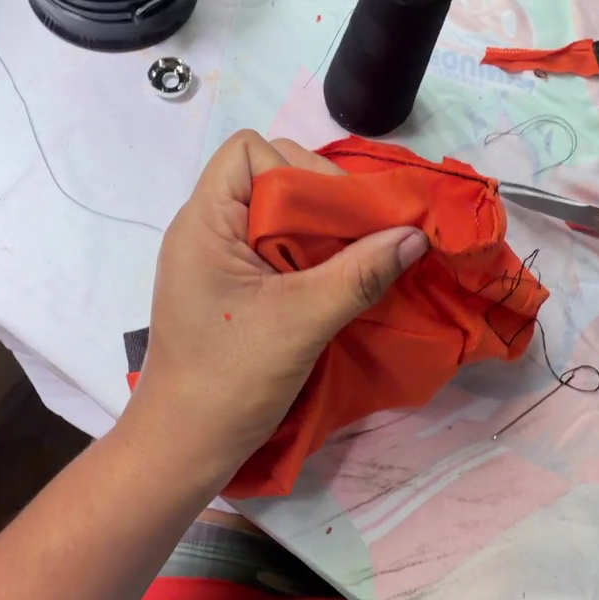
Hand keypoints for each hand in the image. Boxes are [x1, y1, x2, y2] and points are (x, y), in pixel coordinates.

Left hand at [120, 131, 428, 489]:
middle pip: (269, 177)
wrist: (184, 448)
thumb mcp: (301, 321)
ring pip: (278, 216)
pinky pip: (276, 249)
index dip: (295, 167)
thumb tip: (415, 234)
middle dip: (319, 201)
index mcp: (205, 222)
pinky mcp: (232, 286)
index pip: (248, 151)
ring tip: (354, 260)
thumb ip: (359, 274)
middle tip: (357, 236)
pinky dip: (310, 258)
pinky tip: (337, 282)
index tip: (333, 211)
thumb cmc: (230, 379)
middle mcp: (206, 229)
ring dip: (320, 233)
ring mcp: (218, 259)